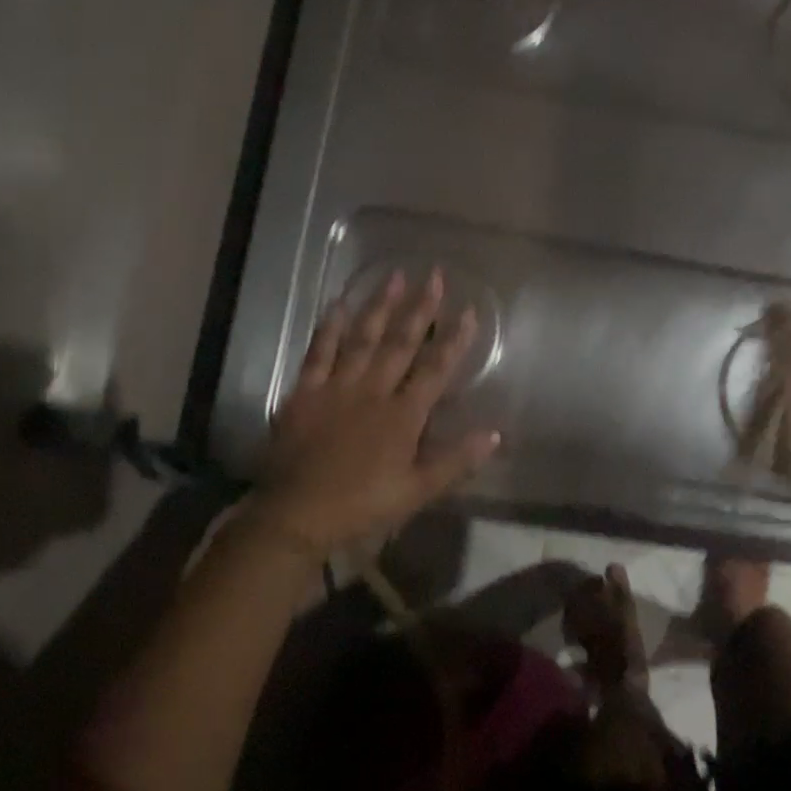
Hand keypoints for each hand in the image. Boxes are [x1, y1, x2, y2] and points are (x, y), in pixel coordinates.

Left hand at [245, 269, 499, 554]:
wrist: (297, 514)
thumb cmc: (362, 505)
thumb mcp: (417, 491)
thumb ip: (456, 461)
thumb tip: (494, 434)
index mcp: (403, 415)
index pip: (435, 369)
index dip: (454, 339)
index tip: (468, 310)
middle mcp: (372, 391)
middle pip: (401, 343)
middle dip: (421, 309)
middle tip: (435, 276)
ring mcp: (336, 387)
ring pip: (362, 338)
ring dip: (380, 306)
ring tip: (394, 276)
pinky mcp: (304, 393)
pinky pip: (319, 352)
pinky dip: (329, 327)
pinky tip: (338, 304)